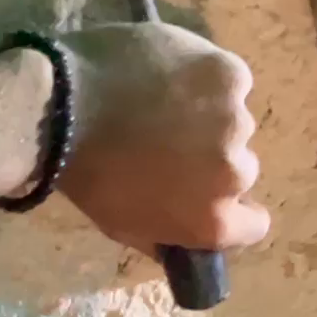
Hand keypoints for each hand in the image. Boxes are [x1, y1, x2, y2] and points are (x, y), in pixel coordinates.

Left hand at [57, 23, 271, 255]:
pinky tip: (169, 77)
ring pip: (234, 120)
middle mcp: (234, 174)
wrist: (63, 109)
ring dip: (210, 115)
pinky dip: (204, 79)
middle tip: (172, 142)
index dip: (234, 210)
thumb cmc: (86, 175)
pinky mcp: (230, 75)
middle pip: (242, 168)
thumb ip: (167, 235)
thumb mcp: (123, 226)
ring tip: (163, 105)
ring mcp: (235, 121)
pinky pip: (228, 81)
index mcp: (212, 221)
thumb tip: (184, 241)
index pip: (253, 225)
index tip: (208, 192)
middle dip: (213, 158)